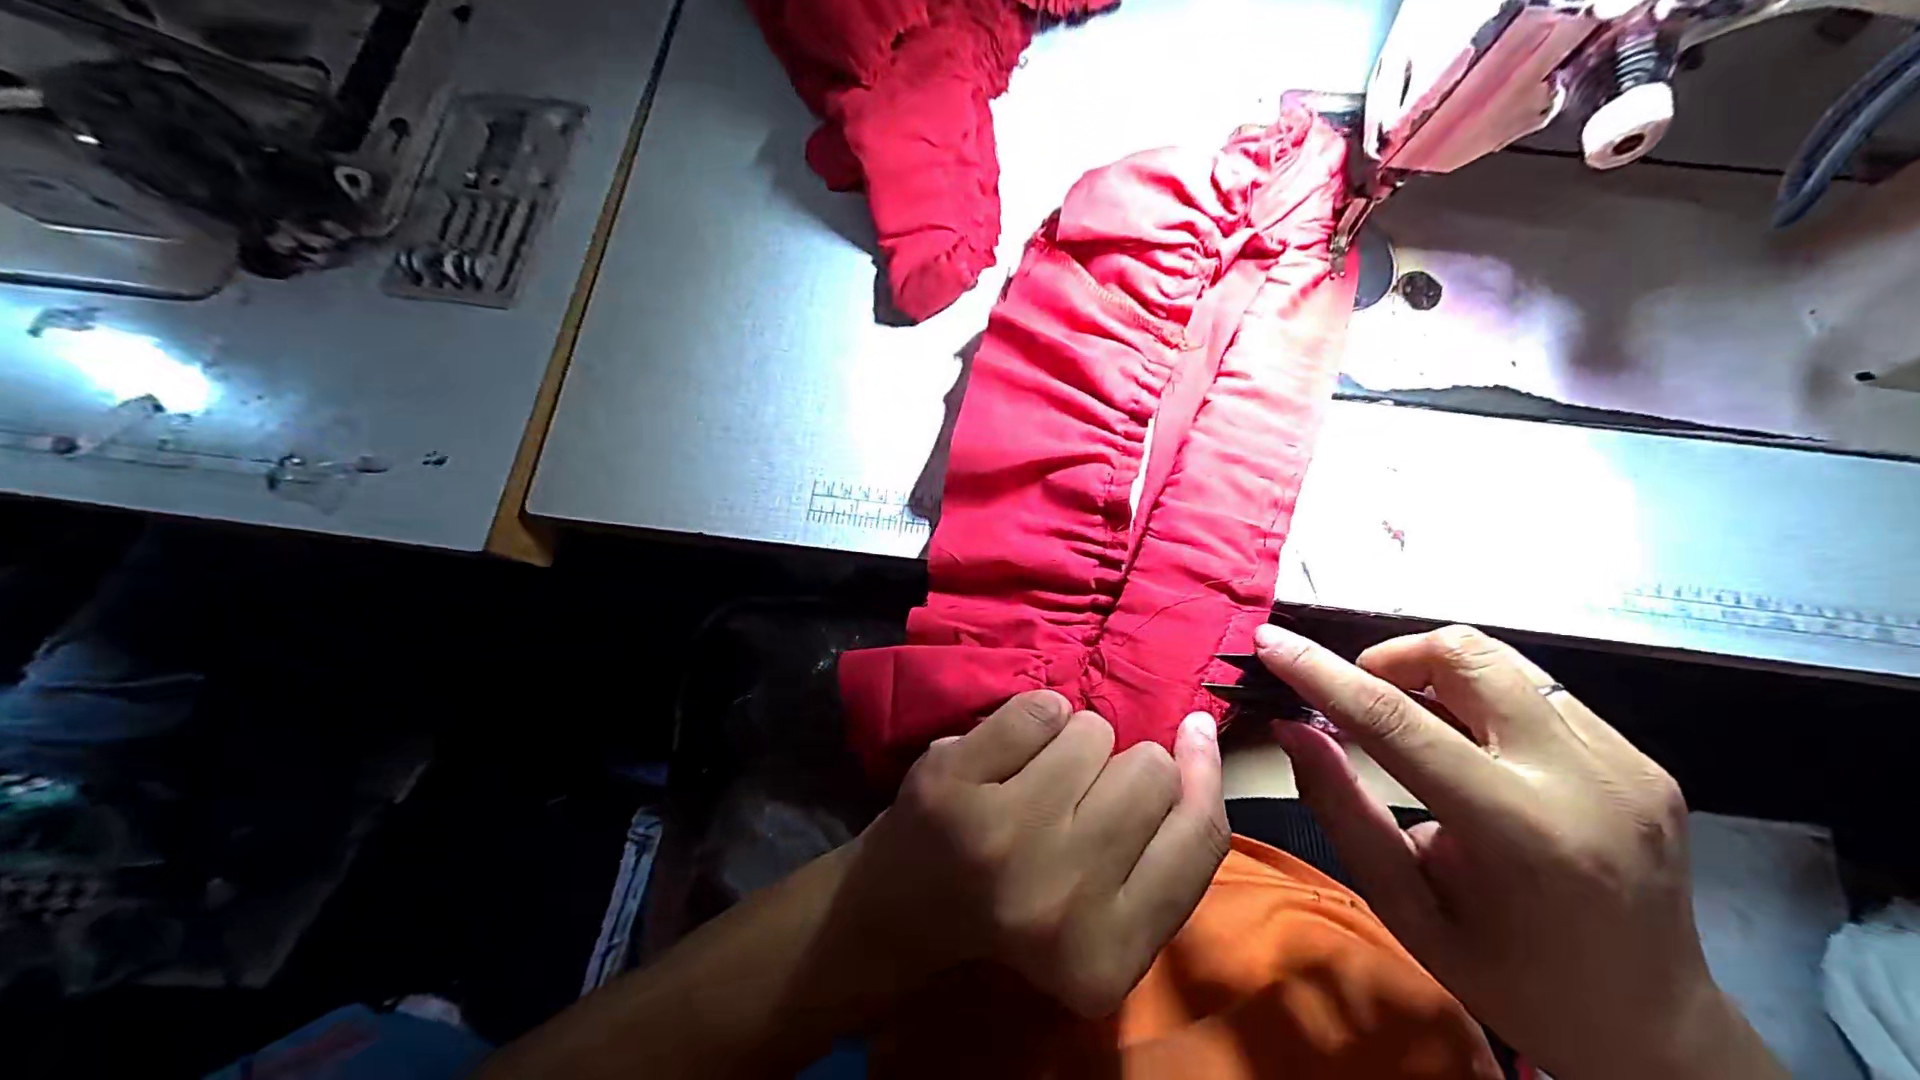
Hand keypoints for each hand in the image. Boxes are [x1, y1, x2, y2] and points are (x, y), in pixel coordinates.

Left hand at [844, 690, 1230, 1016]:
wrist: (902, 905)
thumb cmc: (1019, 904)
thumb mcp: (1110, 911)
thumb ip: (1168, 844)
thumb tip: (1203, 732)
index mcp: (1109, 956)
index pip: (1198, 836)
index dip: (1205, 773)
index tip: (1194, 733)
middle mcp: (1058, 901)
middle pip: (1149, 772)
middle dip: (1123, 768)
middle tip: (1078, 795)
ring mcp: (1000, 835)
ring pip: (1094, 731)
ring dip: (1075, 743)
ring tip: (1038, 778)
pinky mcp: (951, 783)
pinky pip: (1038, 707)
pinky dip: (1034, 715)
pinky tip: (1007, 751)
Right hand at [1253, 623, 1784, 1079]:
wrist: (1654, 1029)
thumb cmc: (1509, 976)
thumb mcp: (1402, 902)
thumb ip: (1339, 806)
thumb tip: (1290, 727)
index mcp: (1519, 831)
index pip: (1395, 720)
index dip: (1320, 672)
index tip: (1269, 640)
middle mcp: (1584, 779)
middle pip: (1462, 655)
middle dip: (1387, 660)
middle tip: (1357, 704)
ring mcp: (1624, 761)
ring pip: (1498, 657)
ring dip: (1429, 672)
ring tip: (1407, 722)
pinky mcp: (1638, 756)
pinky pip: (1532, 686)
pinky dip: (1474, 695)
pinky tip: (1465, 744)